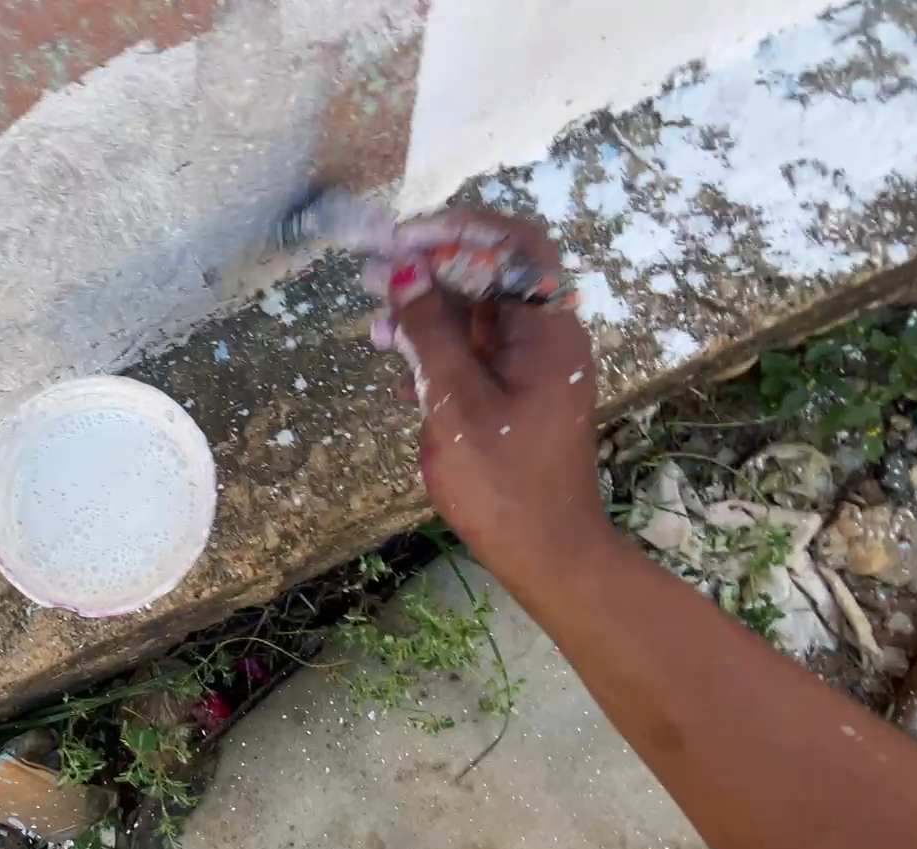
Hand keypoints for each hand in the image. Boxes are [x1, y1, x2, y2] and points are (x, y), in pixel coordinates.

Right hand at [374, 210, 613, 595]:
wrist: (544, 549)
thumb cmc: (501, 480)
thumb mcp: (454, 403)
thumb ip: (429, 334)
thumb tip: (405, 271)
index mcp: (545, 329)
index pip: (512, 244)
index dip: (457, 230)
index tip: (401, 241)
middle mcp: (543, 338)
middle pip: (487, 280)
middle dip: (427, 275)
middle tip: (371, 280)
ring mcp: (529, 369)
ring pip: (474, 321)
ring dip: (423, 319)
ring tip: (373, 332)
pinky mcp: (514, 396)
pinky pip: (473, 359)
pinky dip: (434, 357)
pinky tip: (398, 380)